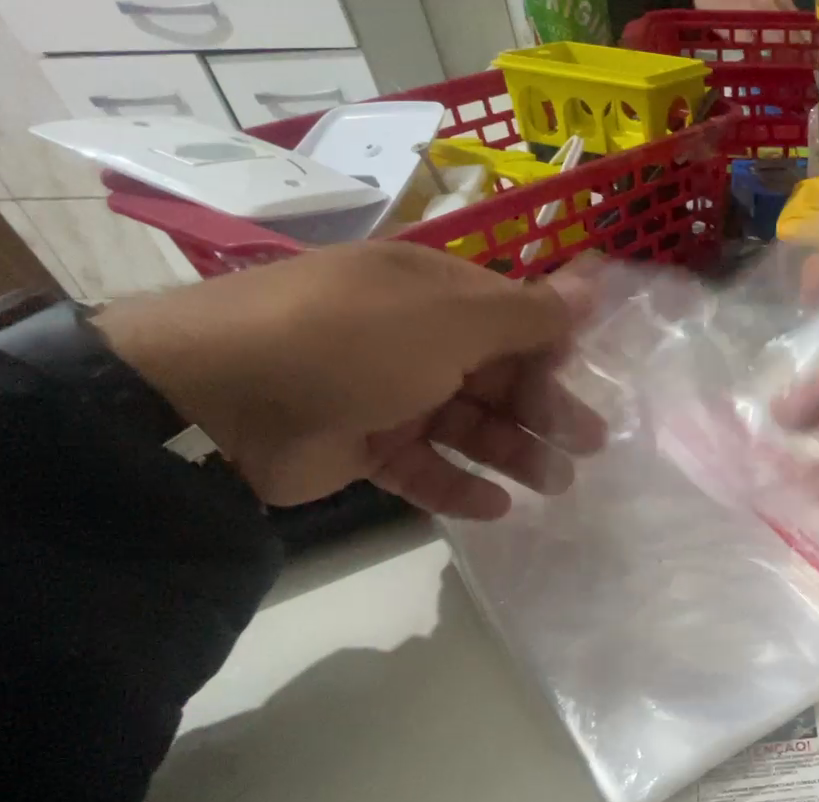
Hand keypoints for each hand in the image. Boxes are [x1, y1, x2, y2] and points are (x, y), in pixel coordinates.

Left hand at [94, 242, 605, 518]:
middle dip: (544, 409)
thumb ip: (530, 310)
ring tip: (555, 486)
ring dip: (514, 452)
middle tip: (590, 447)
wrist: (219, 401)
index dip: (552, 347)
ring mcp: (385, 393)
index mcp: (429, 292)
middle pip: (496, 374)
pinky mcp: (363, 446)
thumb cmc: (352, 343)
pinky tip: (496, 509)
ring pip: (467, 423)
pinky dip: (460, 486)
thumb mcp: (450, 318)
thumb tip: (599, 276)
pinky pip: (424, 466)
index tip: (589, 379)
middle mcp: (411, 337)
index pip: (510, 316)